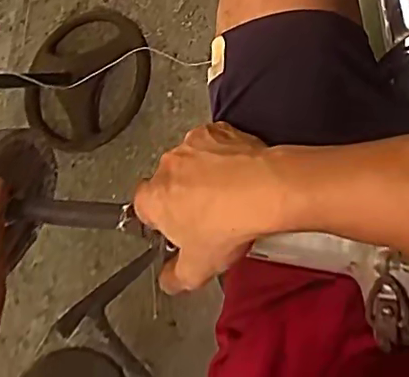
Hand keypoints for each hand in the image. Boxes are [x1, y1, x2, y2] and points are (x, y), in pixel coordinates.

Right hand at [133, 123, 281, 292]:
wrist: (266, 188)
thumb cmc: (229, 222)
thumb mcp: (194, 271)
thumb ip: (172, 277)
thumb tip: (171, 278)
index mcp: (154, 196)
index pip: (142, 206)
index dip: (159, 218)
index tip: (175, 226)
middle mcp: (171, 163)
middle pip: (169, 180)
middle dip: (183, 194)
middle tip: (206, 212)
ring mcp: (197, 141)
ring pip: (193, 158)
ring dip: (204, 170)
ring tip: (228, 191)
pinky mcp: (223, 129)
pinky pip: (217, 142)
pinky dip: (225, 152)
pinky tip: (239, 171)